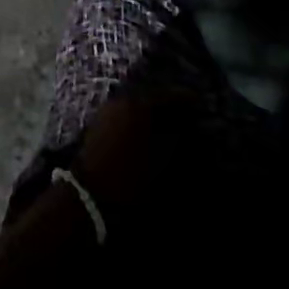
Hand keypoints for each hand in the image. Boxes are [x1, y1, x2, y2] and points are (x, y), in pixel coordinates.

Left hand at [71, 91, 205, 227]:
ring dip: (153, 110)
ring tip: (170, 120)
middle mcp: (121, 100)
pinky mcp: (99, 123)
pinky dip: (139, 117)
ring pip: (136, 104)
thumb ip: (176, 135)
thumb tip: (185, 123)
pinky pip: (125, 113)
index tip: (199, 101)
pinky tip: (149, 129)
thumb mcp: (162, 158)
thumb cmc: (130, 175)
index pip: (167, 94)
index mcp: (138, 104)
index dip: (185, 98)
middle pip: (150, 96)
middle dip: (168, 102)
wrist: (89, 194)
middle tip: (186, 110)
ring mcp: (107, 110)